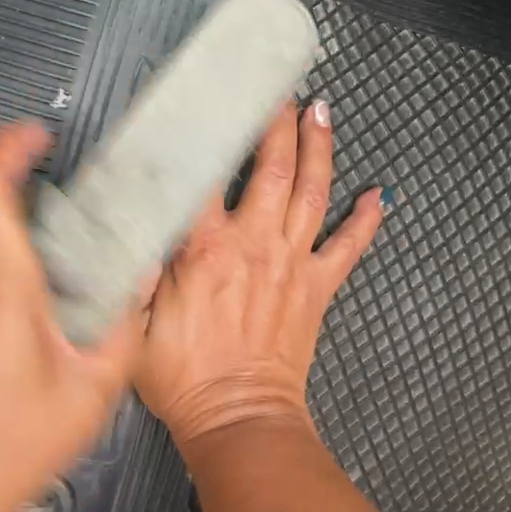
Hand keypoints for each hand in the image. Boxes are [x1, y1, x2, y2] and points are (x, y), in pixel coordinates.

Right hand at [137, 102, 383, 448]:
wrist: (239, 423)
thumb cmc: (184, 378)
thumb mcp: (135, 324)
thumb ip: (135, 270)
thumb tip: (131, 226)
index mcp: (206, 249)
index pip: (203, 175)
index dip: (199, 133)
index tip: (200, 100)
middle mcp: (254, 244)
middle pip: (270, 168)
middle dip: (276, 123)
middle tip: (280, 89)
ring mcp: (292, 263)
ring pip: (311, 192)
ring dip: (318, 148)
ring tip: (321, 111)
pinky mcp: (318, 288)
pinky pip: (349, 247)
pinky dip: (366, 220)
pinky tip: (379, 196)